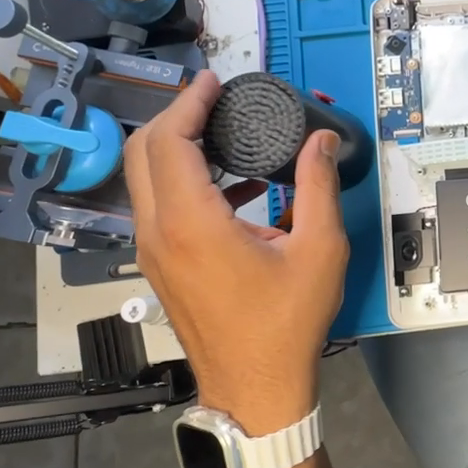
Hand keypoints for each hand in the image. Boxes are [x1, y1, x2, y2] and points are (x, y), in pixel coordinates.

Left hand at [125, 71, 349, 433]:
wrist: (255, 386)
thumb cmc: (288, 320)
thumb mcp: (319, 249)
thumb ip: (319, 187)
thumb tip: (322, 140)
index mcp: (191, 221)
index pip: (170, 141)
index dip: (189, 103)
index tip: (214, 81)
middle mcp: (159, 230)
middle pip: (145, 153)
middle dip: (177, 117)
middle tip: (217, 101)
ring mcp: (154, 251)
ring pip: (147, 180)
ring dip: (178, 148)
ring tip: (227, 135)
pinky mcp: (162, 266)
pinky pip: (161, 207)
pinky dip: (186, 182)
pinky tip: (240, 188)